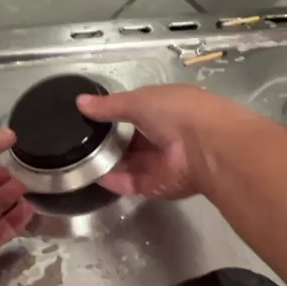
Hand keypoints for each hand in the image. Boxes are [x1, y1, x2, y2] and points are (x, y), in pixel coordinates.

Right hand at [76, 85, 242, 199]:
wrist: (206, 147)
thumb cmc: (176, 112)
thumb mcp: (139, 100)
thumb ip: (109, 106)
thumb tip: (80, 102)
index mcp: (165, 109)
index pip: (136, 111)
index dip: (115, 114)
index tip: (91, 117)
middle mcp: (164, 135)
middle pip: (132, 141)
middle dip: (110, 142)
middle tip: (81, 141)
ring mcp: (161, 163)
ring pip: (130, 164)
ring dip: (109, 163)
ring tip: (80, 160)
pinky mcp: (157, 185)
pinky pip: (131, 183)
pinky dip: (114, 181)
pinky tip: (93, 177)